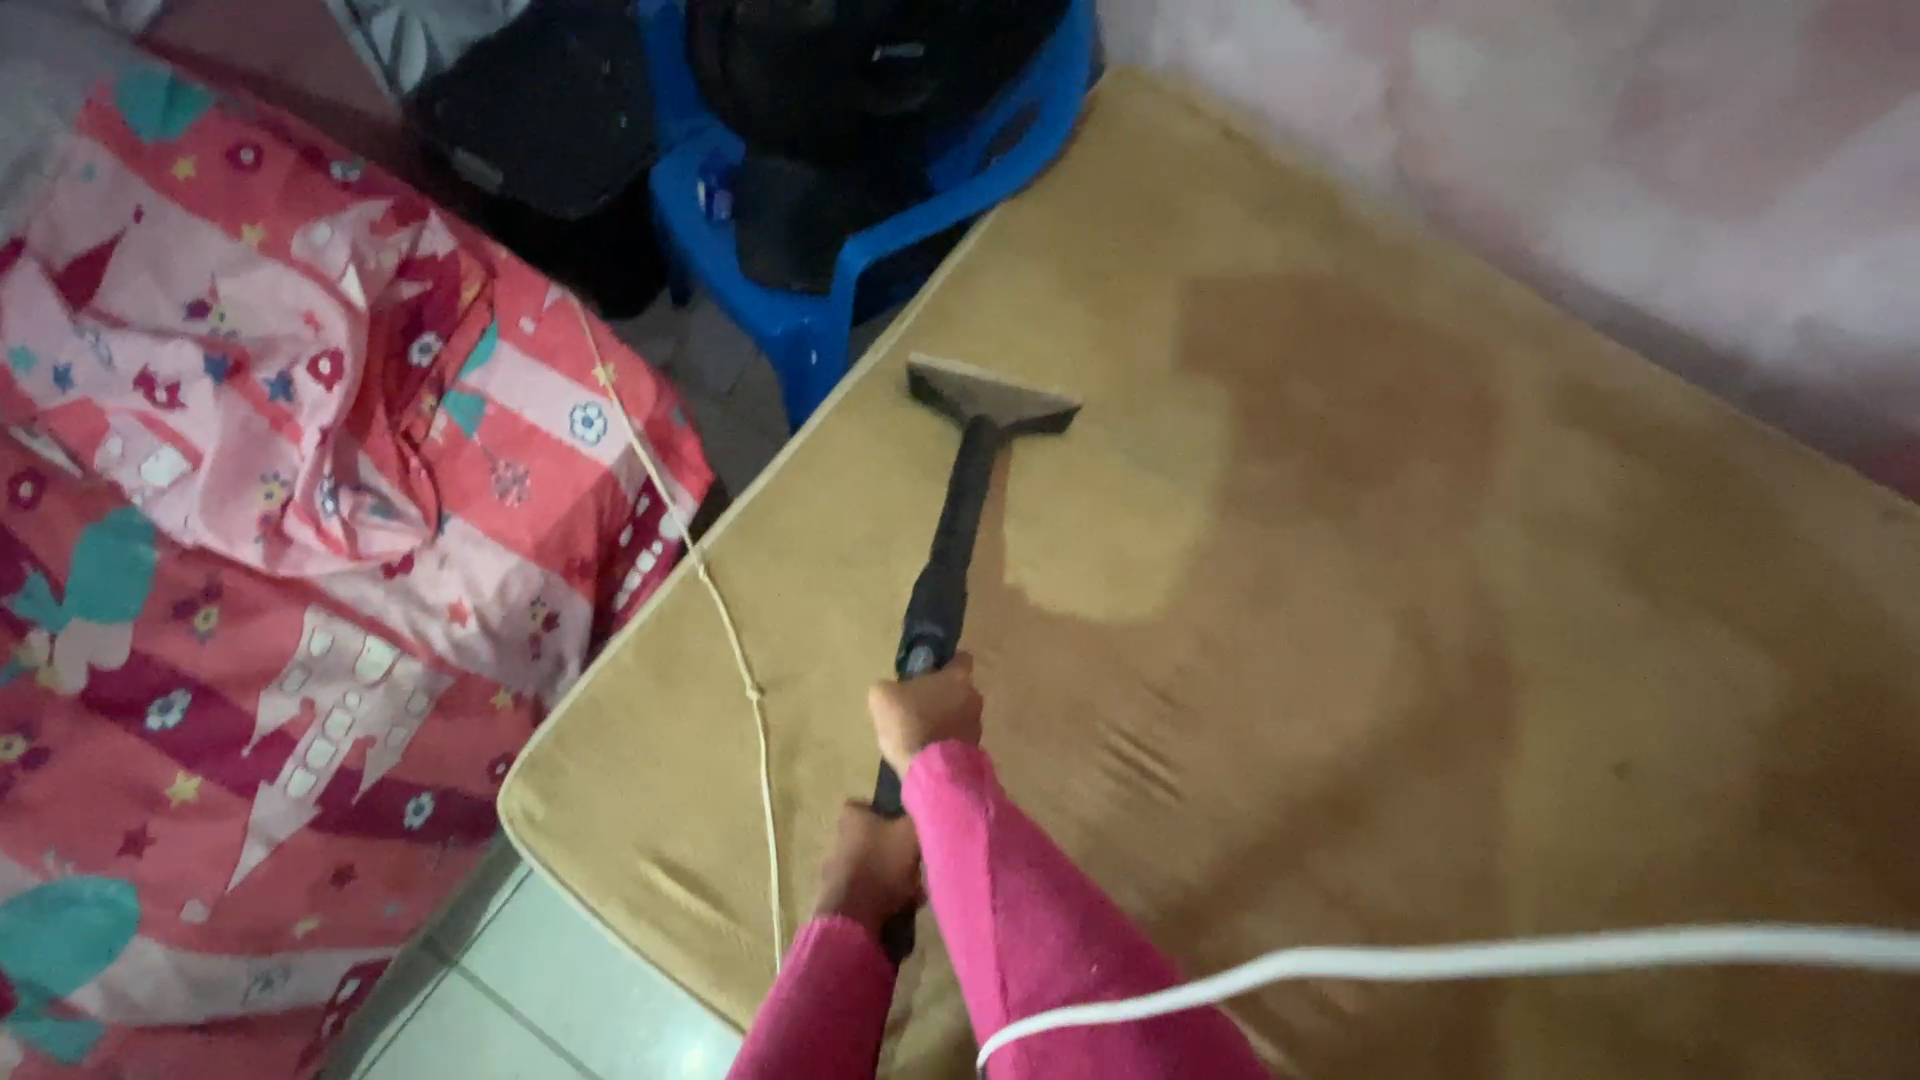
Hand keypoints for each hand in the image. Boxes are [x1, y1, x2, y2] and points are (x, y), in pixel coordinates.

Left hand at [813, 803, 922, 938]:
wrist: (856, 914)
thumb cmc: (883, 862)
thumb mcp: (910, 832)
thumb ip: (917, 817)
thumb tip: (923, 809)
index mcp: (852, 817)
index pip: (866, 805)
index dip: (886, 813)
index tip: (904, 825)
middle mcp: (840, 838)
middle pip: (874, 838)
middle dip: (896, 850)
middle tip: (916, 861)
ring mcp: (837, 869)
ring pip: (875, 866)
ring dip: (895, 876)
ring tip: (916, 889)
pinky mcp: (840, 896)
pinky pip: (869, 890)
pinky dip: (886, 896)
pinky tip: (905, 904)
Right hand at [869, 651, 983, 778]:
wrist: (930, 769)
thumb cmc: (908, 723)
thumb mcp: (882, 696)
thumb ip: (889, 686)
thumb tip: (891, 690)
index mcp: (958, 677)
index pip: (962, 659)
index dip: (947, 663)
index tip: (931, 671)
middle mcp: (974, 697)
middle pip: (959, 689)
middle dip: (943, 694)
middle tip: (919, 703)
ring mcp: (977, 725)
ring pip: (960, 714)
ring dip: (945, 718)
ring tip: (921, 731)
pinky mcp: (974, 749)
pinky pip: (958, 737)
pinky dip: (946, 739)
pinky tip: (927, 748)